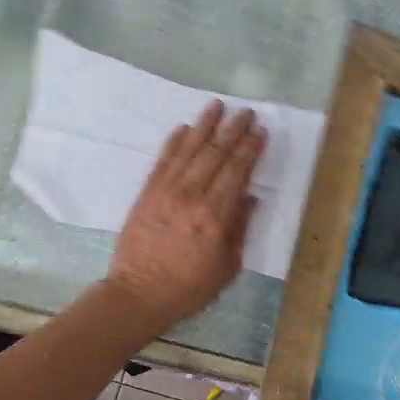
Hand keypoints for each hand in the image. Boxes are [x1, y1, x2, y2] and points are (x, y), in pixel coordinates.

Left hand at [106, 100, 266, 325]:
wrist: (139, 294)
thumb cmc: (190, 288)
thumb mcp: (227, 266)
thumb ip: (239, 228)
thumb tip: (249, 198)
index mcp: (215, 216)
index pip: (236, 172)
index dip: (250, 150)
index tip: (260, 132)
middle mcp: (191, 196)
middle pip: (215, 154)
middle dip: (232, 130)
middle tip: (245, 112)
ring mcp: (165, 191)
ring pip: (188, 150)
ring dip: (204, 126)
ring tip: (216, 106)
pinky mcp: (147, 193)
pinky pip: (163, 160)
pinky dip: (175, 142)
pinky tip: (184, 128)